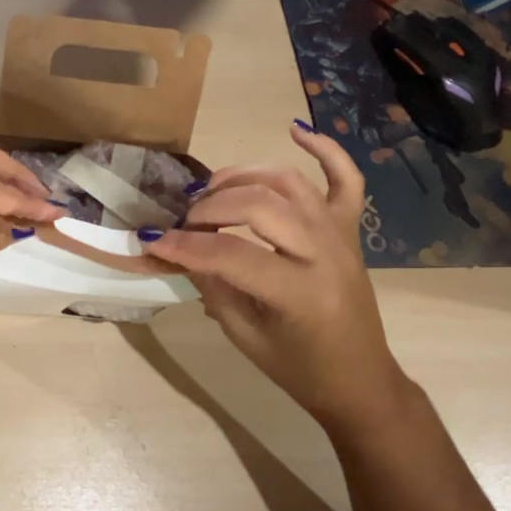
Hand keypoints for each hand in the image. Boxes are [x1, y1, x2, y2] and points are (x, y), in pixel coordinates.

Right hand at [144, 123, 417, 435]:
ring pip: (288, 182)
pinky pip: (346, 180)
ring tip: (211, 190)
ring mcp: (342, 236)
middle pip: (260, 206)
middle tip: (185, 223)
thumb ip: (210, 284)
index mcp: (301, 293)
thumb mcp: (244, 335)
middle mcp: (326, 254)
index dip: (185, 247)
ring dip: (243, 178)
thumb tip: (174, 246)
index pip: (232, 255)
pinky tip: (296, 130)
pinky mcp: (351, 229)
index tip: (152, 241)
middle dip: (210, 208)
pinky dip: (326, 150)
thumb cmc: (299, 367)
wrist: (359, 380)